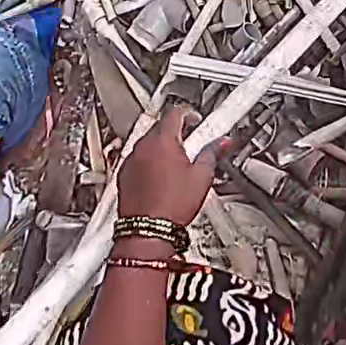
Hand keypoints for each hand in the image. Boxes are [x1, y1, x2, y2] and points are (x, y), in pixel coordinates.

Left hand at [118, 104, 222, 226]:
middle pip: (160, 128)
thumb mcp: (201, 177)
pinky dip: (148, 163)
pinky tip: (160, 179)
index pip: (174, 113)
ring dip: (161, 149)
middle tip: (190, 145)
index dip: (188, 114)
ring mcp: (131, 160)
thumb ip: (211, 154)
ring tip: (176, 166)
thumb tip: (221, 144)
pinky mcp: (124, 174)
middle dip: (176, 133)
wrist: (147, 231)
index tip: (195, 120)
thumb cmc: (172, 206)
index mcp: (163, 141)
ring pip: (148, 144)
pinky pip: (137, 160)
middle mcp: (143, 146)